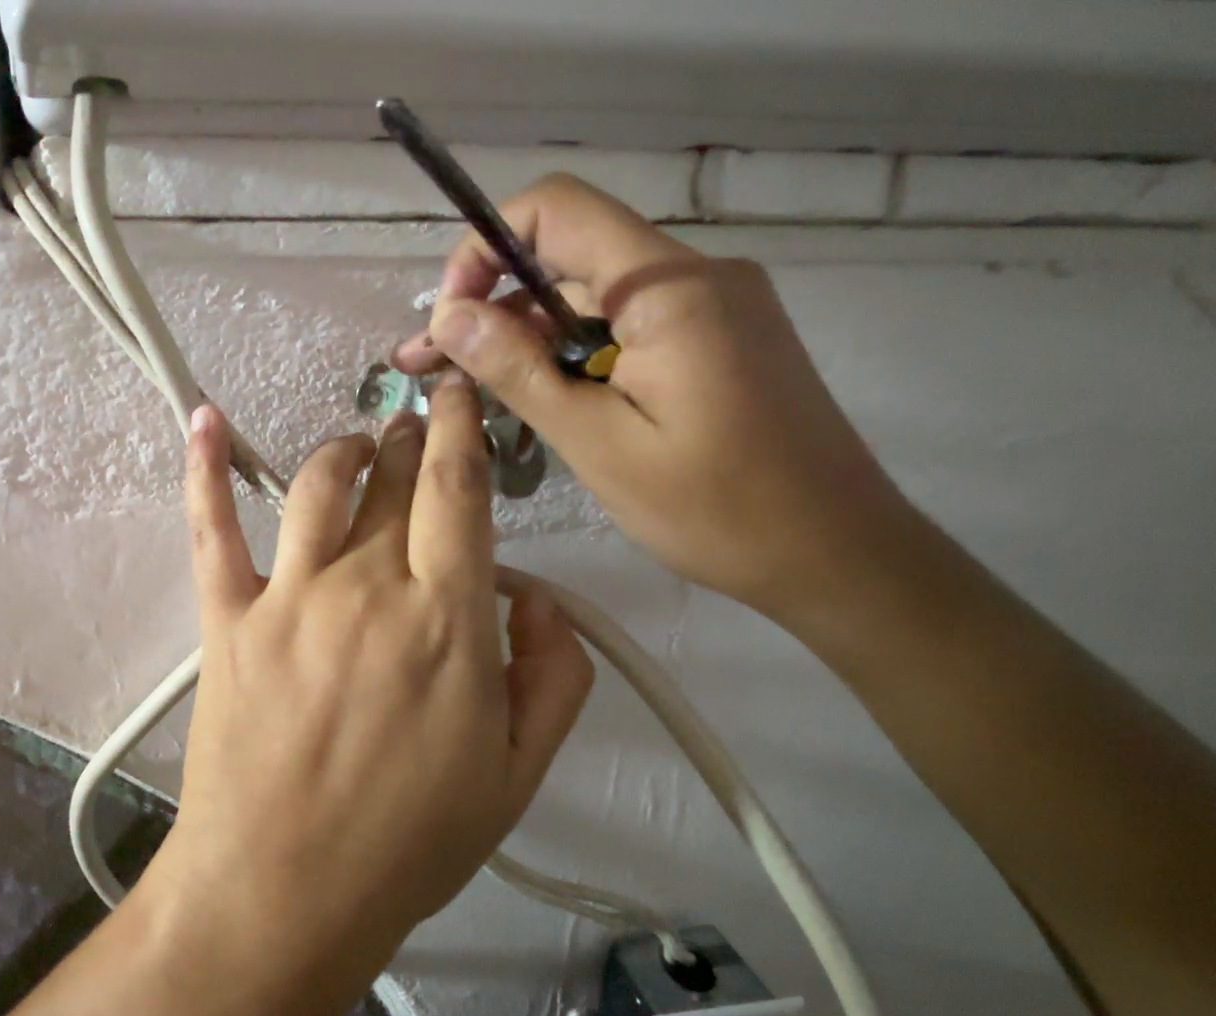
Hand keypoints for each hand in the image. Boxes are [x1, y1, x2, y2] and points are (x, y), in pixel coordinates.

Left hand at [144, 390, 593, 994]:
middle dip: (413, 438)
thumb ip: (554, 674)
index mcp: (445, 619)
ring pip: (316, 485)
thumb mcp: (519, 773)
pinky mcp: (227, 618)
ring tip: (361, 448)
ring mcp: (288, 596)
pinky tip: (205, 420)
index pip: (460, 488)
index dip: (462, 427)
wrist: (283, 891)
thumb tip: (535, 596)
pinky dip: (206, 468)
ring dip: (345, 450)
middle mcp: (366, 586)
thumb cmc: (408, 842)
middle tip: (418, 426)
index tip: (459, 392)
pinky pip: (211, 527)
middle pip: (395, 478)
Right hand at [393, 174, 917, 620]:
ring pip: (593, 298)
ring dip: (529, 338)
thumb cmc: (716, 507)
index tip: (452, 316)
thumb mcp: (599, 443)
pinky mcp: (719, 338)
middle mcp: (694, 275)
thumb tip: (448, 314)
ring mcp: (713, 305)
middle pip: (569, 257)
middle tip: (432, 367)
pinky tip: (541, 401)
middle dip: (493, 306)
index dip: (486, 247)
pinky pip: (626, 327)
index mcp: (668, 287)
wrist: (837, 552)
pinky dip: (575, 356)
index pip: (557, 208)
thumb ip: (520, 371)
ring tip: (473, 393)